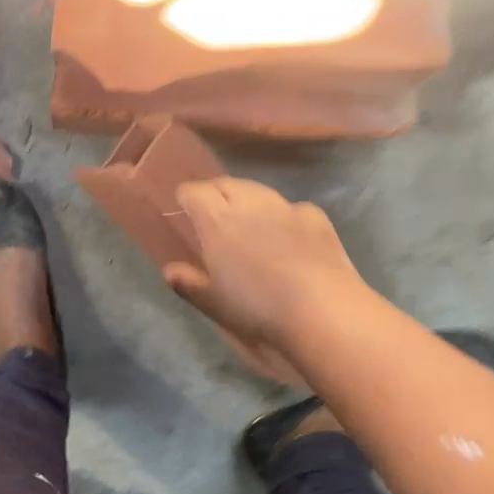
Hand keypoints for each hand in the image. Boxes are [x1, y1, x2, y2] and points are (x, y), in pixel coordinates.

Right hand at [163, 177, 363, 384]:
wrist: (323, 310)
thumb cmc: (257, 307)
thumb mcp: (213, 303)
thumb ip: (188, 283)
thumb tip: (170, 271)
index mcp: (217, 221)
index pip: (194, 192)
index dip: (186, 196)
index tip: (183, 207)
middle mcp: (249, 205)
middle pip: (225, 183)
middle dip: (214, 191)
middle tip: (211, 210)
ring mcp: (285, 208)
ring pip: (258, 190)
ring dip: (247, 197)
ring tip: (246, 217)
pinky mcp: (316, 218)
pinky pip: (293, 207)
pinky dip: (284, 214)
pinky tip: (288, 232)